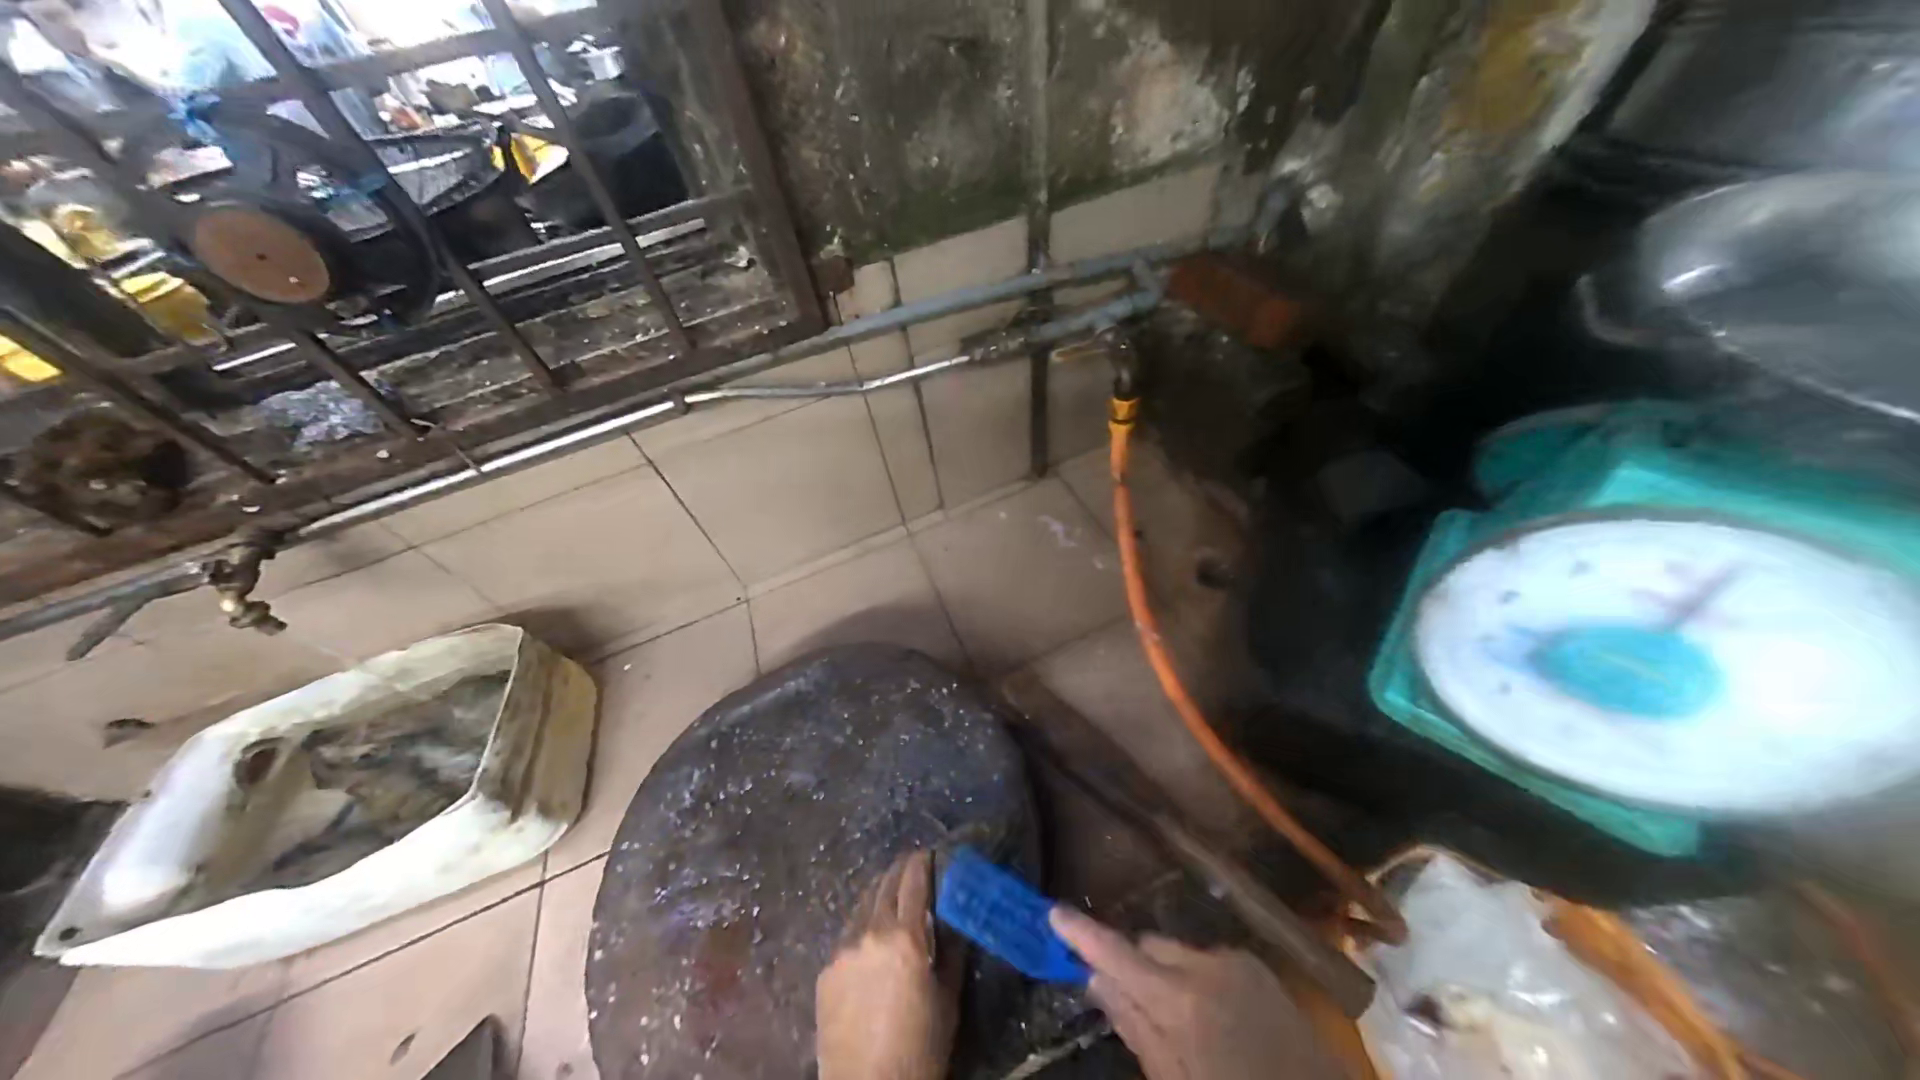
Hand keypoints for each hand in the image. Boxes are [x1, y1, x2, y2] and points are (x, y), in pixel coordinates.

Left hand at [816, 851, 959, 1079]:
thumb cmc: (921, 1045)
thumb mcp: (948, 996)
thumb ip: (952, 949)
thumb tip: (954, 917)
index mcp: (905, 936)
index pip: (914, 880)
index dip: (923, 861)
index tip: (931, 853)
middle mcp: (870, 931)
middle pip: (885, 884)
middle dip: (901, 869)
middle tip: (913, 865)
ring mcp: (843, 949)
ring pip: (862, 904)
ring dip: (879, 891)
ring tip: (891, 890)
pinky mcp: (826, 970)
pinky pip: (846, 932)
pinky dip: (862, 921)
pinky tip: (870, 931)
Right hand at [1050, 906, 1343, 1079]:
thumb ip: (1136, 1029)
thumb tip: (1096, 980)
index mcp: (1181, 1002)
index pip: (1117, 955)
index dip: (1082, 934)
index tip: (1053, 912)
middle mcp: (1206, 966)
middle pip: (1147, 946)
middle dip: (1133, 967)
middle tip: (1128, 1005)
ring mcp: (1236, 962)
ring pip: (1177, 952)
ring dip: (1166, 975)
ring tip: (1181, 1024)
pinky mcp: (1259, 969)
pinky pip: (1208, 961)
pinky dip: (1196, 979)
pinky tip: (1214, 1020)